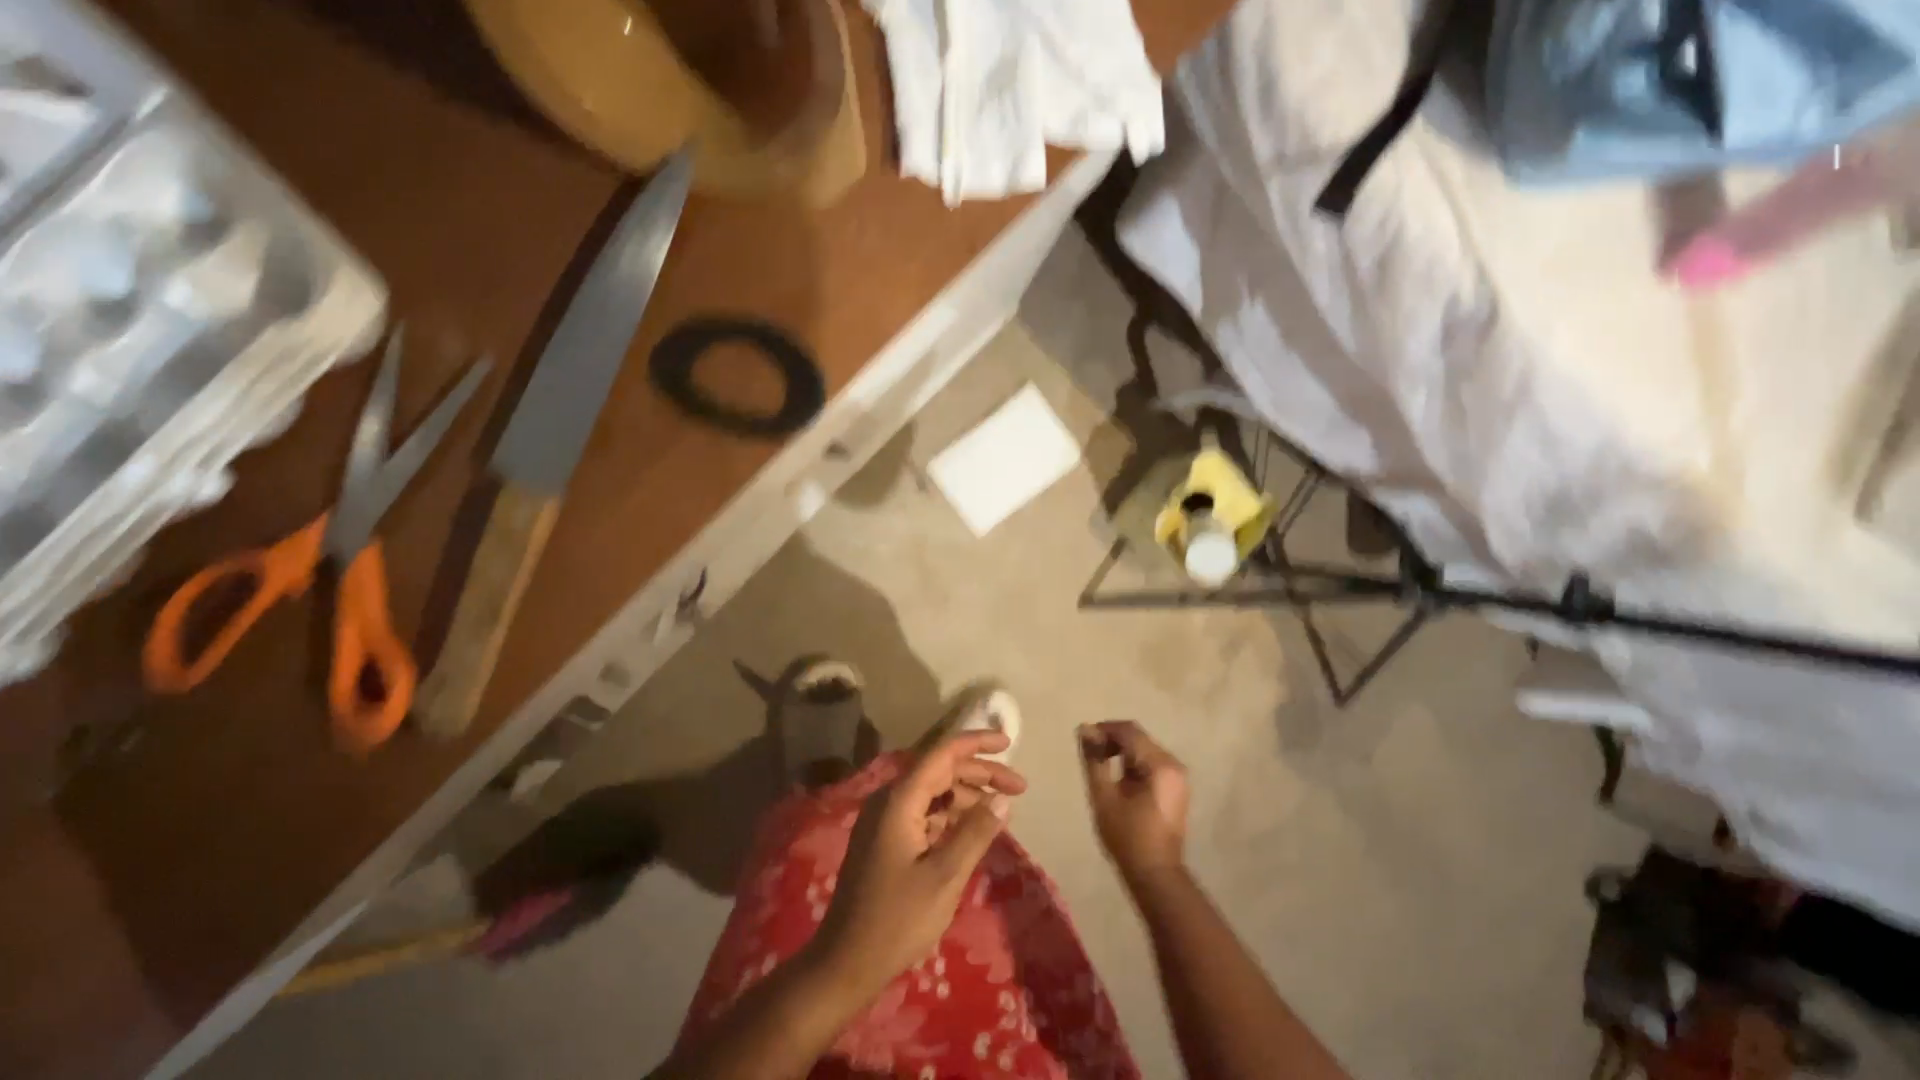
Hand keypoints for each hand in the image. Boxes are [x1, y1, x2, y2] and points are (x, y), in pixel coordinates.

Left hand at [814, 731, 1026, 994]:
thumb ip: (975, 832)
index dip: (976, 743)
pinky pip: (924, 814)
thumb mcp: (945, 876)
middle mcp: (888, 802)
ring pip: (932, 793)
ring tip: (1002, 810)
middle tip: (1018, 788)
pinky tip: (974, 830)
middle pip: (938, 771)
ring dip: (967, 795)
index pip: (941, 754)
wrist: (847, 961)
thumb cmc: (898, 919)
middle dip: (979, 773)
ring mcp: (884, 823)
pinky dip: (951, 816)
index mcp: (899, 802)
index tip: (1009, 743)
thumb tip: (1002, 800)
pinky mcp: (885, 843)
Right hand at [1079, 721, 1190, 886]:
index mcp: (1159, 764)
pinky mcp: (1176, 787)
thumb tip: (1084, 729)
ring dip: (1122, 752)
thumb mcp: (1104, 796)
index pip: (1129, 730)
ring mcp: (1178, 776)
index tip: (1084, 741)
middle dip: (1113, 740)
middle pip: (1139, 738)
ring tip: (1102, 768)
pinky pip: (1152, 764)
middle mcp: (1174, 764)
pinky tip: (1119, 781)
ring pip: (1145, 750)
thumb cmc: (1126, 836)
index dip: (1104, 729)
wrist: (1155, 873)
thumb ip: (1094, 759)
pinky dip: (1134, 765)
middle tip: (1090, 756)